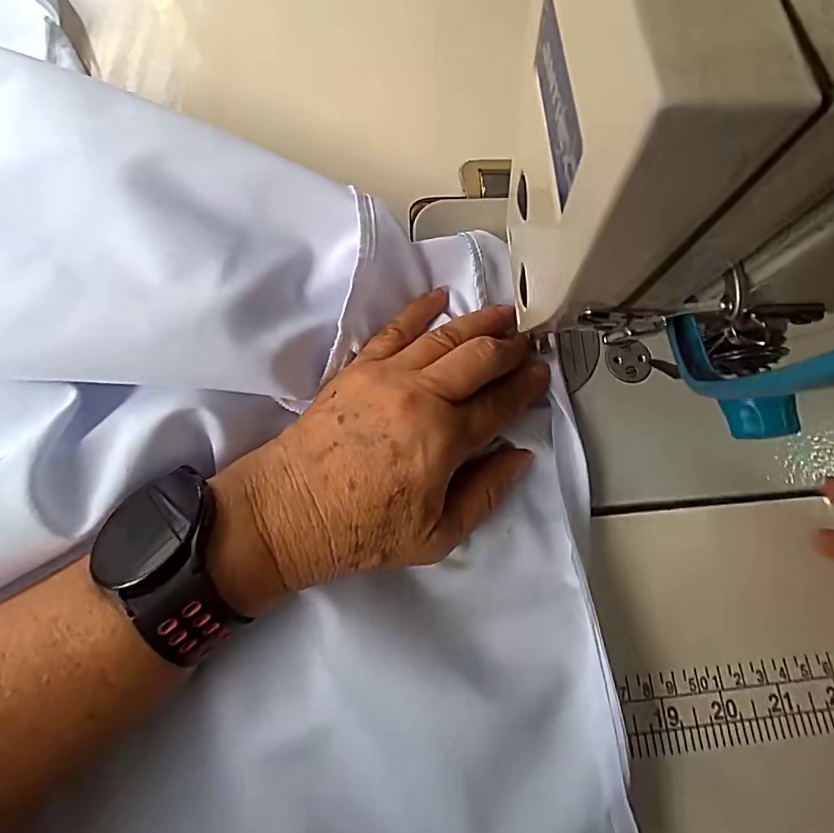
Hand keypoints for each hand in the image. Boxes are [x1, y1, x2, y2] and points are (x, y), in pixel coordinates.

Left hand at [207, 289, 549, 615]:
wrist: (292, 507)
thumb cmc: (362, 529)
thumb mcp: (437, 535)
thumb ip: (485, 494)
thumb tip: (518, 457)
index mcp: (445, 438)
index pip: (500, 402)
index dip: (527, 386)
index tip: (542, 374)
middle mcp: (421, 396)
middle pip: (479, 357)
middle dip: (510, 347)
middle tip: (528, 342)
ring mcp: (386, 375)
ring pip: (443, 336)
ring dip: (477, 322)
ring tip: (502, 314)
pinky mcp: (357, 368)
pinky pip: (394, 329)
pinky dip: (419, 310)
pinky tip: (439, 297)